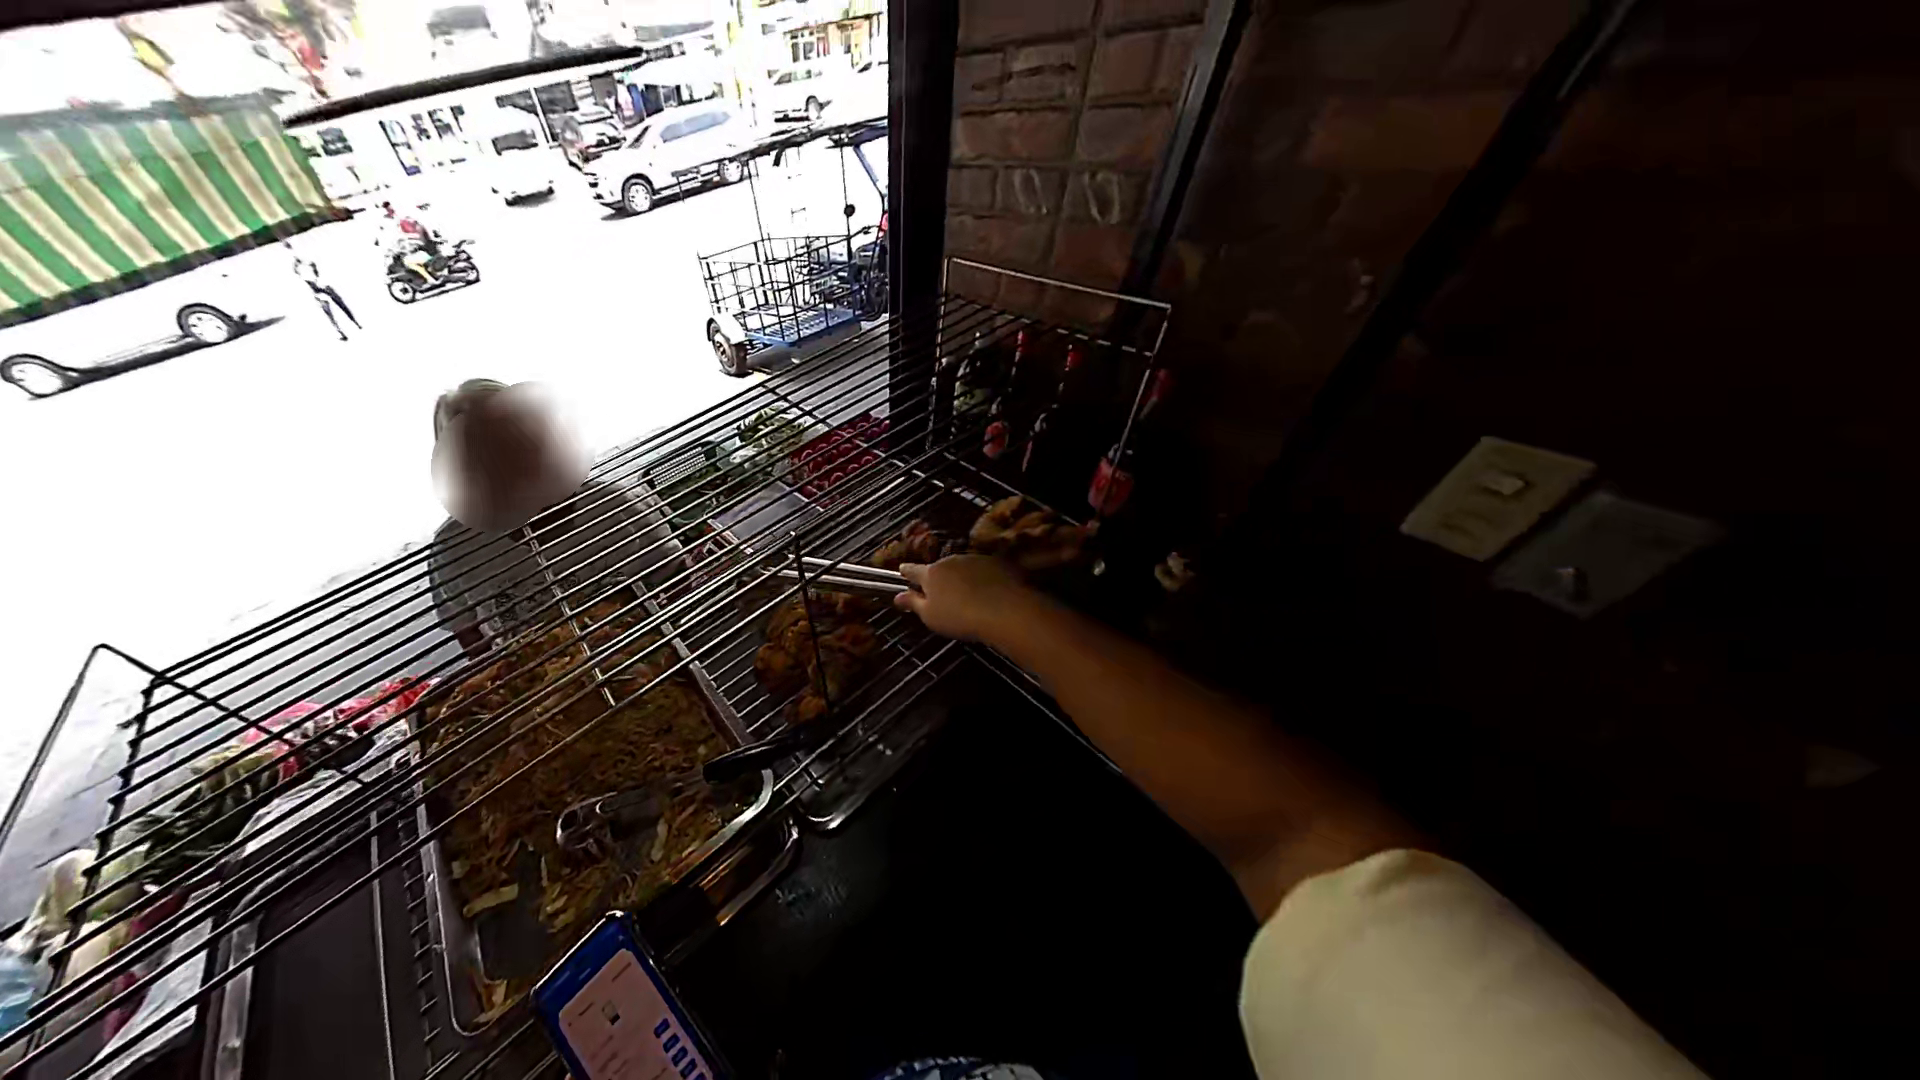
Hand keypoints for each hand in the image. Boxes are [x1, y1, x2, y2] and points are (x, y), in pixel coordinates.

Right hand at [893, 555, 1035, 641]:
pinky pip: (982, 570)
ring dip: (961, 578)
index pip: (912, 569)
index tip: (902, 570)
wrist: (1004, 611)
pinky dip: (981, 579)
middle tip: (941, 594)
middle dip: (938, 578)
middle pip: (940, 568)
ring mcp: (974, 560)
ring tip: (967, 597)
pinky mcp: (996, 563)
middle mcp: (951, 561)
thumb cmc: (960, 617)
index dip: (906, 571)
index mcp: (931, 573)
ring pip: (962, 568)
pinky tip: (987, 594)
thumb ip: (913, 603)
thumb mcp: (930, 616)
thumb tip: (898, 596)